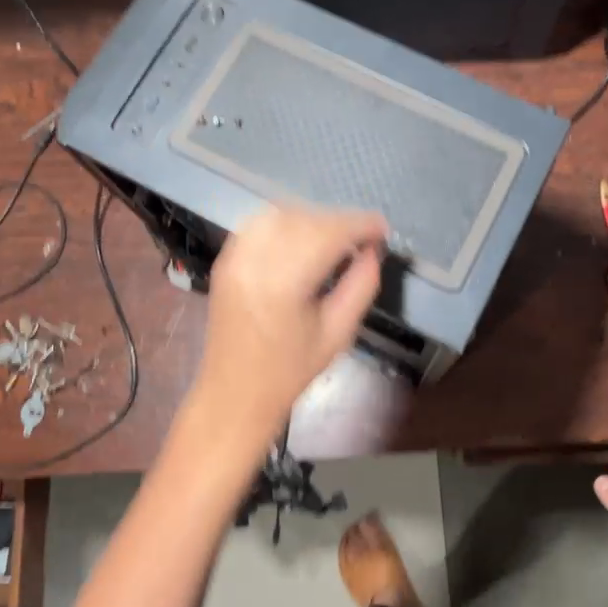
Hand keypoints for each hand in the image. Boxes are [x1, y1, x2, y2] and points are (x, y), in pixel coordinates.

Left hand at [191, 205, 387, 446]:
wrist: (235, 392)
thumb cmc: (290, 370)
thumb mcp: (338, 334)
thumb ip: (361, 286)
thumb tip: (373, 251)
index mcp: (283, 284)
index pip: (327, 234)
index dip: (359, 225)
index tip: (382, 228)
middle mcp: (254, 261)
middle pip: (305, 219)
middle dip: (339, 221)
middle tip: (363, 238)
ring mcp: (235, 257)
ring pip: (281, 214)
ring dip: (313, 218)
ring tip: (335, 237)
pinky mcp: (225, 259)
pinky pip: (259, 224)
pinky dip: (286, 221)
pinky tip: (303, 237)